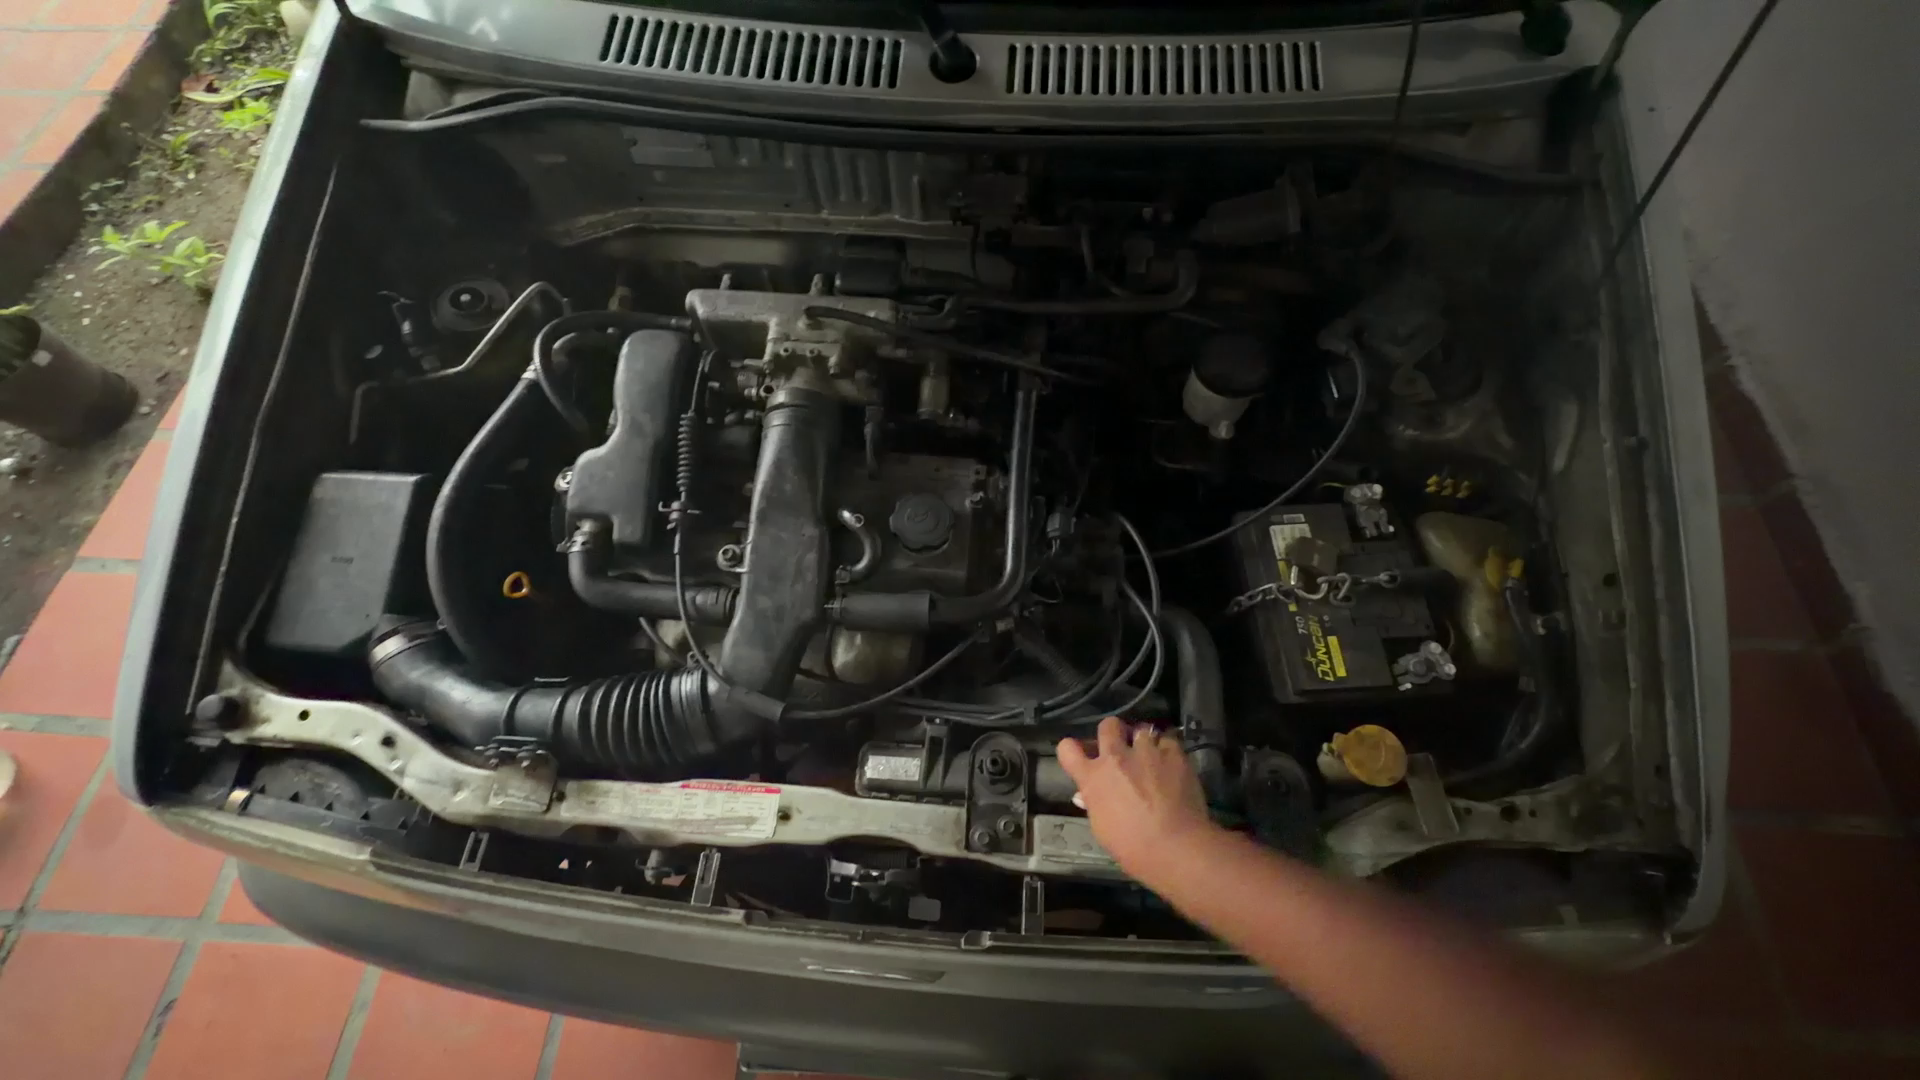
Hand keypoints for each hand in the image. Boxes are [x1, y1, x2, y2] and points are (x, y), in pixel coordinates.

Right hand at [1057, 716, 1218, 881]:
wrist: (1175, 847)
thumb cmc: (1132, 847)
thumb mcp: (1102, 829)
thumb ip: (1093, 804)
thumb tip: (1085, 795)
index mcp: (1093, 777)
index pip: (1067, 748)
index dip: (1072, 749)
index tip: (1080, 754)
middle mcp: (1116, 757)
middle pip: (1108, 725)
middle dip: (1114, 733)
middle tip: (1122, 747)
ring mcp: (1146, 752)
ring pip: (1141, 729)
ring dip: (1143, 742)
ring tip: (1151, 756)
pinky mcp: (1173, 754)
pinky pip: (1168, 740)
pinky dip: (1168, 750)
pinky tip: (1172, 764)